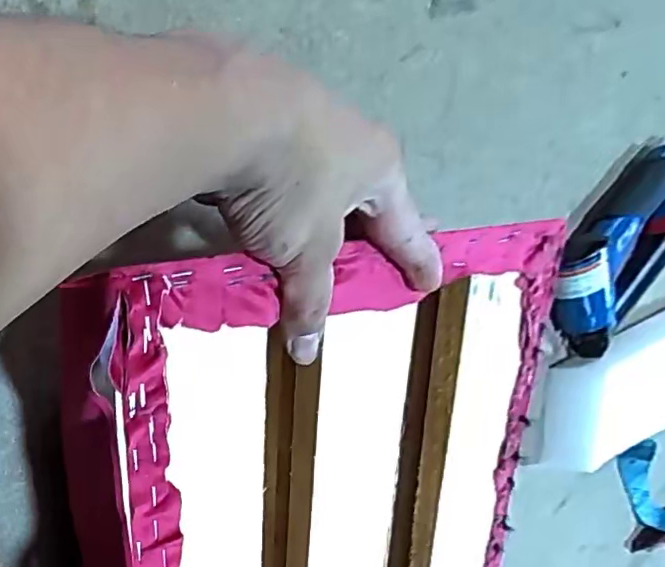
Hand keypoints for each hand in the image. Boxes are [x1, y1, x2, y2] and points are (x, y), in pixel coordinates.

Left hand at [201, 53, 442, 363]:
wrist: (233, 117)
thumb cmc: (292, 184)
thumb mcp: (308, 251)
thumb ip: (309, 299)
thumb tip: (308, 351)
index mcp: (378, 169)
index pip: (405, 227)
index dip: (416, 258)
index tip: (431, 281)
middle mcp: (348, 145)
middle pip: (364, 202)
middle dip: (372, 232)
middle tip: (381, 253)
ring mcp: (302, 136)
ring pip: (318, 192)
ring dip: (320, 221)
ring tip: (319, 246)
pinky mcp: (259, 140)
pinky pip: (278, 189)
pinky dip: (277, 212)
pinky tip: (264, 225)